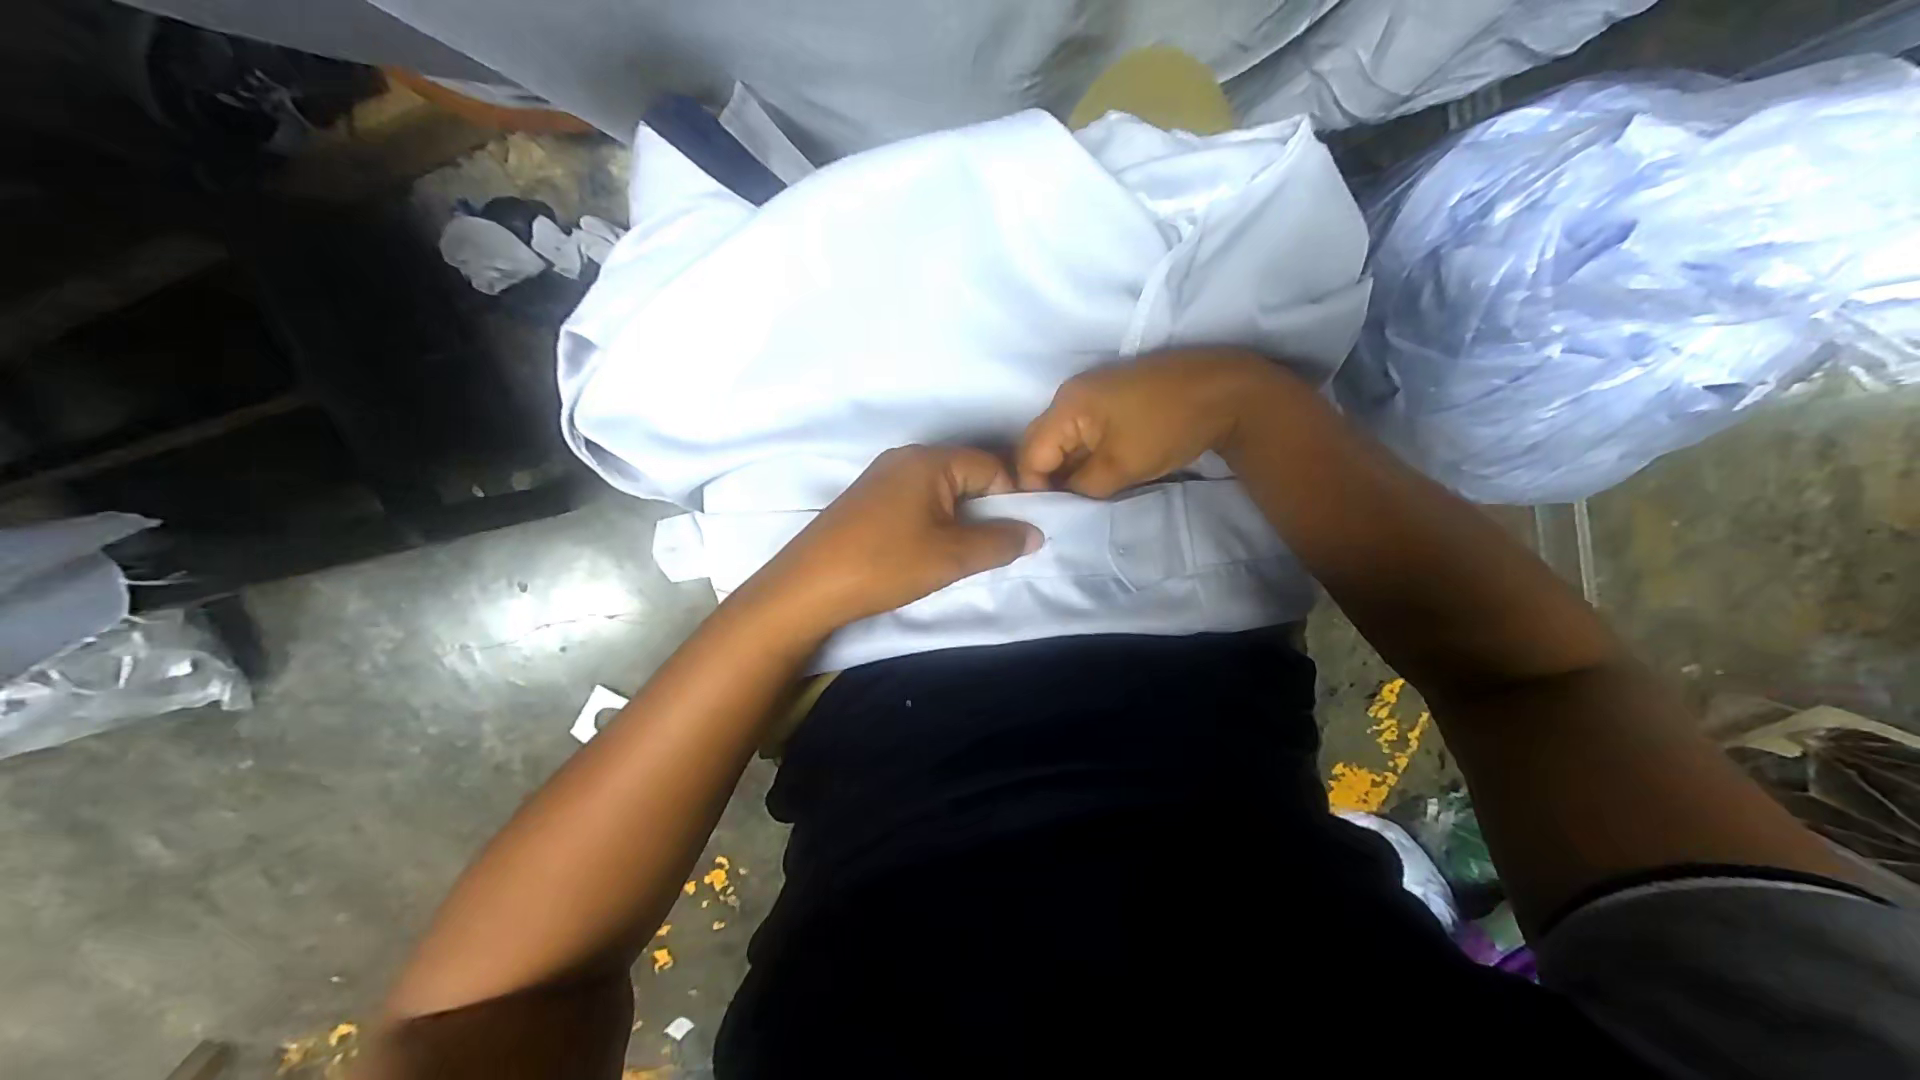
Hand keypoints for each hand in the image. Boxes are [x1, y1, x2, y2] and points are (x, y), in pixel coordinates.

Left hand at [739, 445, 1042, 633]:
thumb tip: (1035, 533)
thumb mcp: (952, 556)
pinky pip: (917, 500)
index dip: (1015, 497)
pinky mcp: (867, 499)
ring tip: (966, 552)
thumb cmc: (885, 565)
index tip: (1023, 532)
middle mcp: (905, 458)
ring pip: (941, 490)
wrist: (807, 587)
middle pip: (966, 474)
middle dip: (988, 508)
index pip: (992, 465)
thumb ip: (1000, 542)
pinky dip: (935, 520)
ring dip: (961, 517)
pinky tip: (931, 549)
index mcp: (929, 461)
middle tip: (998, 546)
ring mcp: (882, 477)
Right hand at [1017, 348, 1286, 495]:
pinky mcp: (1112, 399)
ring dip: (1069, 470)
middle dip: (1049, 479)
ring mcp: (1093, 394)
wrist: (1227, 391)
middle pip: (1042, 445)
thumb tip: (1066, 498)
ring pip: (1064, 441)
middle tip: (1063, 511)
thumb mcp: (1120, 468)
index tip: (1049, 517)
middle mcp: (1072, 394)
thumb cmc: (1168, 427)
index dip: (1034, 489)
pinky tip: (1097, 477)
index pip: (1029, 455)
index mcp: (1066, 406)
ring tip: (1080, 498)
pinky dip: (1086, 457)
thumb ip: (1082, 488)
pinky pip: (1084, 433)